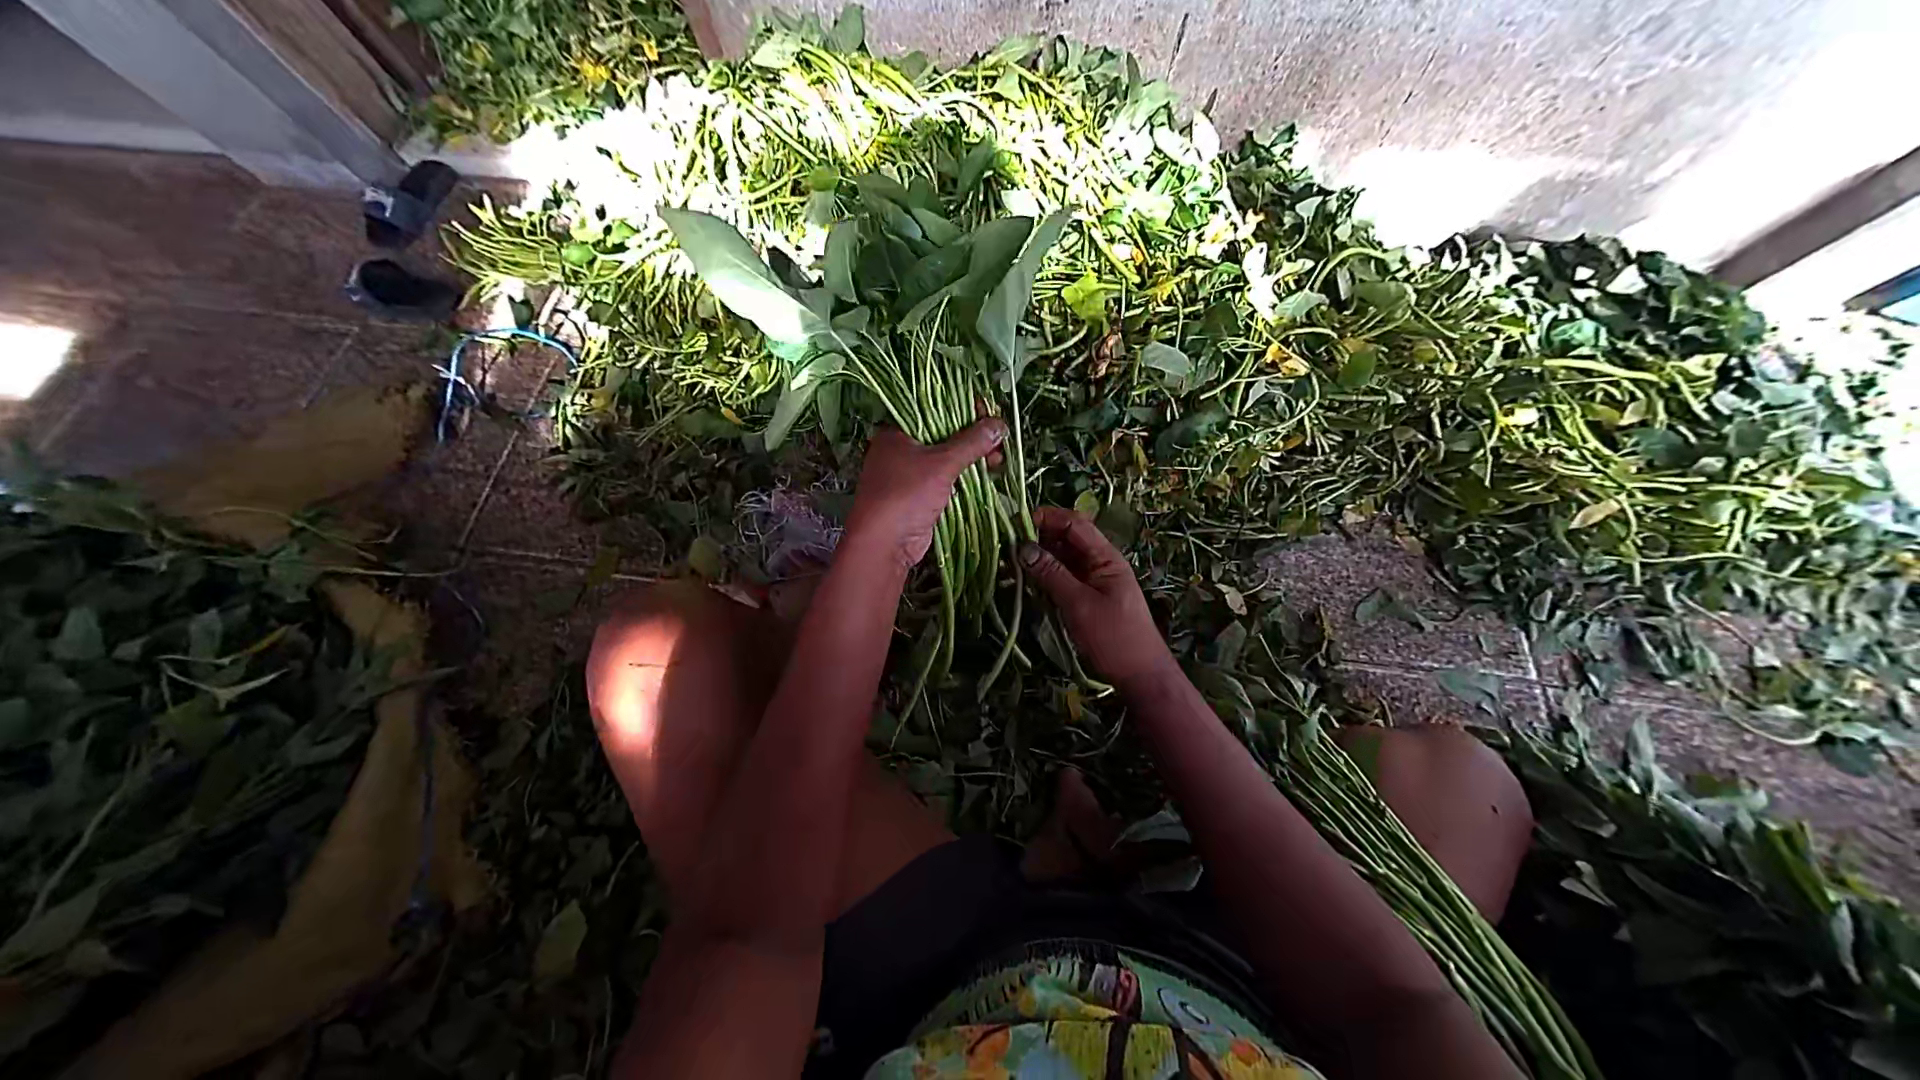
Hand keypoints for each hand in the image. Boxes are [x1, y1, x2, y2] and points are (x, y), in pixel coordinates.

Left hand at [844, 420, 1006, 570]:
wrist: (883, 544)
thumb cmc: (905, 495)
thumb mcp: (941, 464)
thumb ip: (971, 443)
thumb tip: (998, 424)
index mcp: (897, 431)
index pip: (935, 409)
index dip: (964, 409)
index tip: (989, 412)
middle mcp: (901, 449)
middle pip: (943, 435)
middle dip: (973, 438)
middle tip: (999, 441)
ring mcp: (909, 474)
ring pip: (946, 459)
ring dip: (971, 460)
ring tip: (997, 461)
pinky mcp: (918, 496)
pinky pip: (945, 480)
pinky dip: (963, 478)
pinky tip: (985, 476)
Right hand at [1020, 506, 1175, 690]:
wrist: (1140, 675)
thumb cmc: (1114, 638)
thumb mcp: (1079, 604)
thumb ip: (1051, 574)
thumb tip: (1022, 547)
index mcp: (1105, 557)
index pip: (1074, 523)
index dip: (1045, 518)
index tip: (1014, 524)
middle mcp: (1099, 563)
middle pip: (1065, 538)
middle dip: (1036, 538)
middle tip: (1005, 547)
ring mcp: (1092, 580)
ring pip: (1060, 559)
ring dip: (1036, 559)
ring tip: (1007, 565)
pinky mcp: (1085, 597)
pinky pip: (1061, 578)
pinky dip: (1042, 578)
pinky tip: (1021, 583)